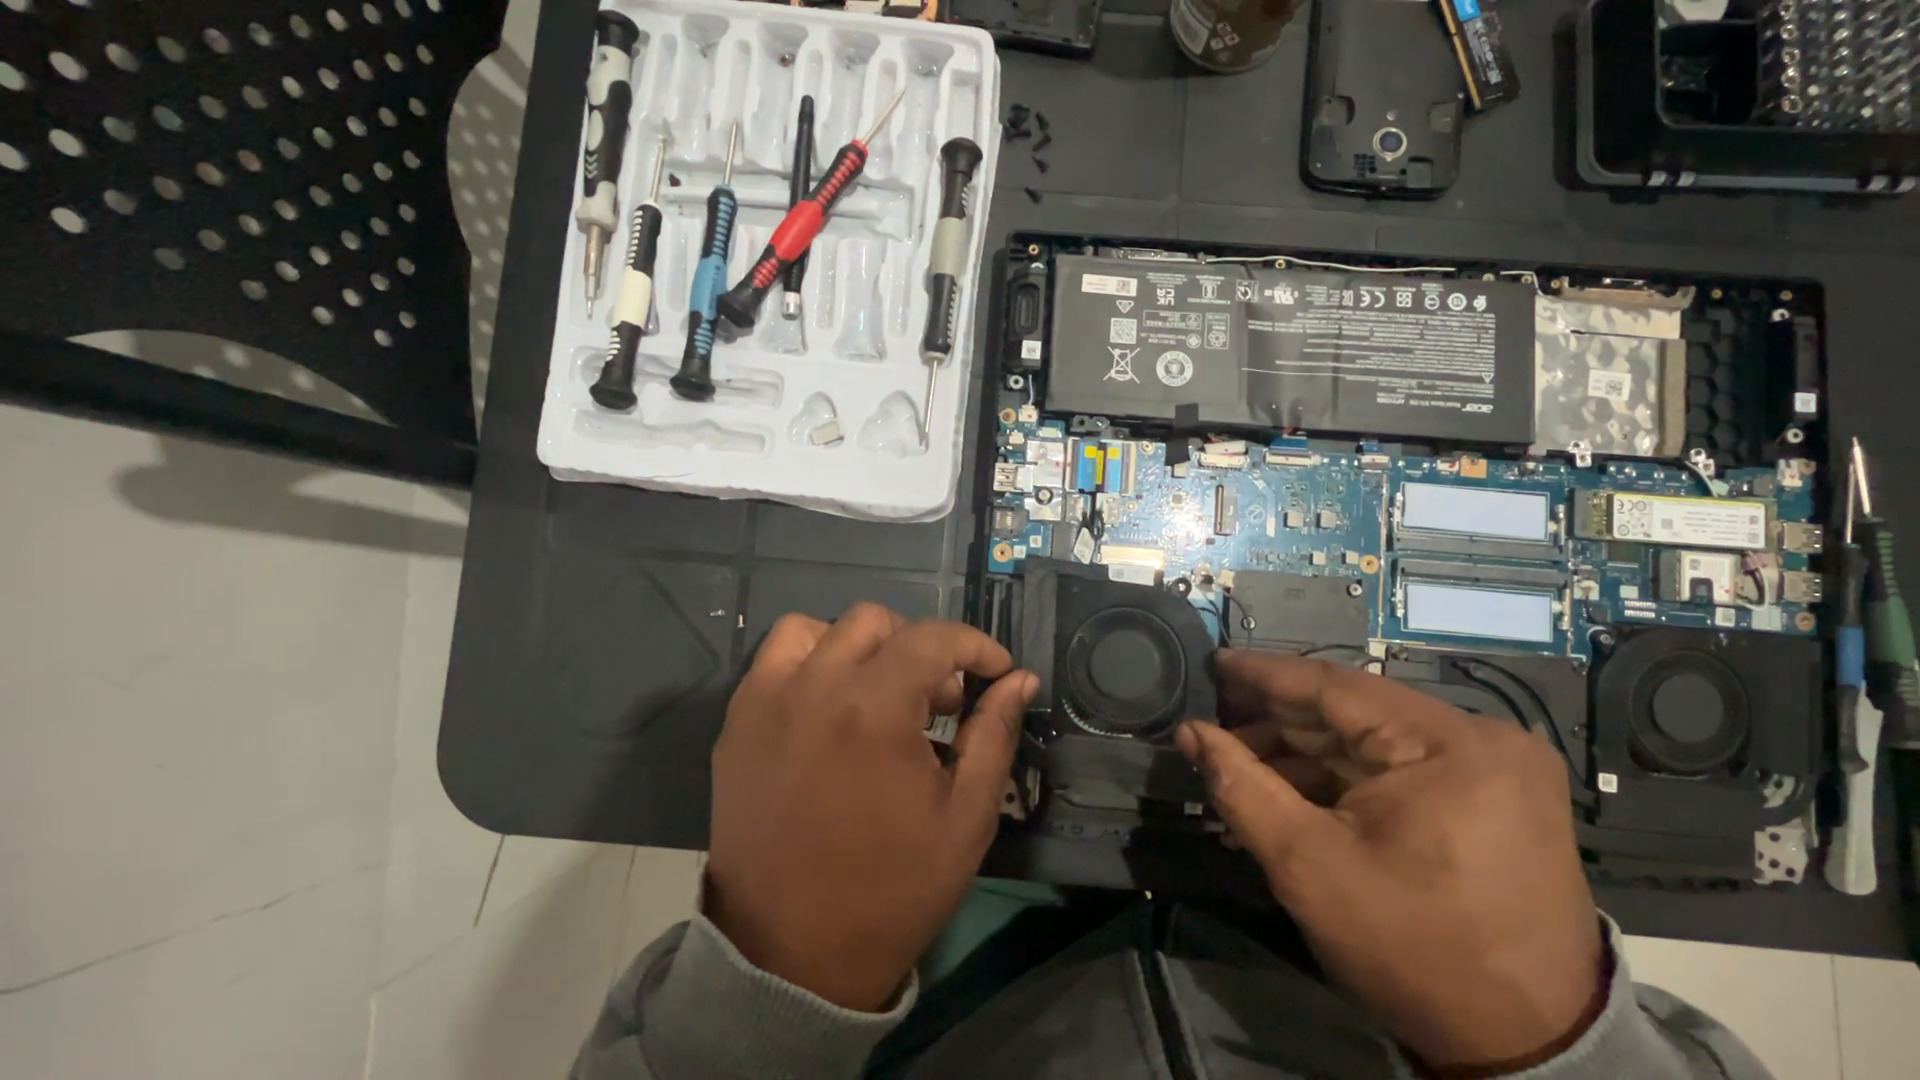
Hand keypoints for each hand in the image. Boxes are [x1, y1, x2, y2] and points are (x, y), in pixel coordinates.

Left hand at [704, 604, 1036, 1011]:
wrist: (791, 953)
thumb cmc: (892, 891)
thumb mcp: (966, 817)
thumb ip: (994, 735)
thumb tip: (1018, 679)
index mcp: (873, 709)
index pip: (932, 638)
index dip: (975, 645)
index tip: (996, 670)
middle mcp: (812, 687)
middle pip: (874, 622)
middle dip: (920, 648)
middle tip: (940, 702)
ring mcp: (764, 703)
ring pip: (815, 629)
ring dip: (859, 647)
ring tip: (880, 696)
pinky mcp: (735, 725)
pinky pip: (774, 662)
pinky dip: (810, 664)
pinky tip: (831, 711)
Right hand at [1177, 651, 1605, 1074]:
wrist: (1529, 1043)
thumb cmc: (1413, 949)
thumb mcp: (1308, 865)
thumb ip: (1241, 786)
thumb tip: (1190, 732)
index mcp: (1450, 743)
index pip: (1336, 686)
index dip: (1264, 674)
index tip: (1212, 661)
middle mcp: (1484, 738)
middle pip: (1357, 712)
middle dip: (1280, 722)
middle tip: (1214, 723)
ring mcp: (1498, 768)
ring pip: (1377, 741)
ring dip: (1307, 754)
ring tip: (1239, 766)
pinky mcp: (1498, 798)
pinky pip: (1403, 769)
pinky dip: (1345, 779)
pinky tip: (1291, 792)